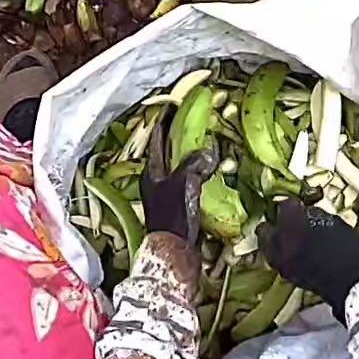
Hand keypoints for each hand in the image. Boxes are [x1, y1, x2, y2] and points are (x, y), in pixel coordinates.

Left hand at [140, 120, 215, 244]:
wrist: (174, 252)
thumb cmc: (173, 216)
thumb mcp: (183, 184)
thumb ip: (193, 164)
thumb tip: (207, 150)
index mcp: (151, 171)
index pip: (157, 139)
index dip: (164, 122)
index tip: (173, 106)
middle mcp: (154, 180)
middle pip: (165, 151)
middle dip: (176, 136)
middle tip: (191, 122)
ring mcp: (163, 194)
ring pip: (174, 166)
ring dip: (185, 154)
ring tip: (201, 143)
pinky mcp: (174, 206)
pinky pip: (184, 180)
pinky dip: (193, 172)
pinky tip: (206, 172)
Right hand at [259, 198, 358, 320]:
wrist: (350, 276)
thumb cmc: (304, 264)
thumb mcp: (276, 255)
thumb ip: (266, 238)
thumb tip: (263, 227)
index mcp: (291, 211)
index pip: (281, 204)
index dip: (278, 215)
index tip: (276, 228)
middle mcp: (314, 209)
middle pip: (302, 212)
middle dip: (298, 223)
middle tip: (294, 242)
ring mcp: (335, 219)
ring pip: (319, 222)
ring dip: (315, 233)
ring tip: (313, 253)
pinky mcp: (352, 233)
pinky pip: (335, 235)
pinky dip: (331, 243)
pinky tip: (329, 258)